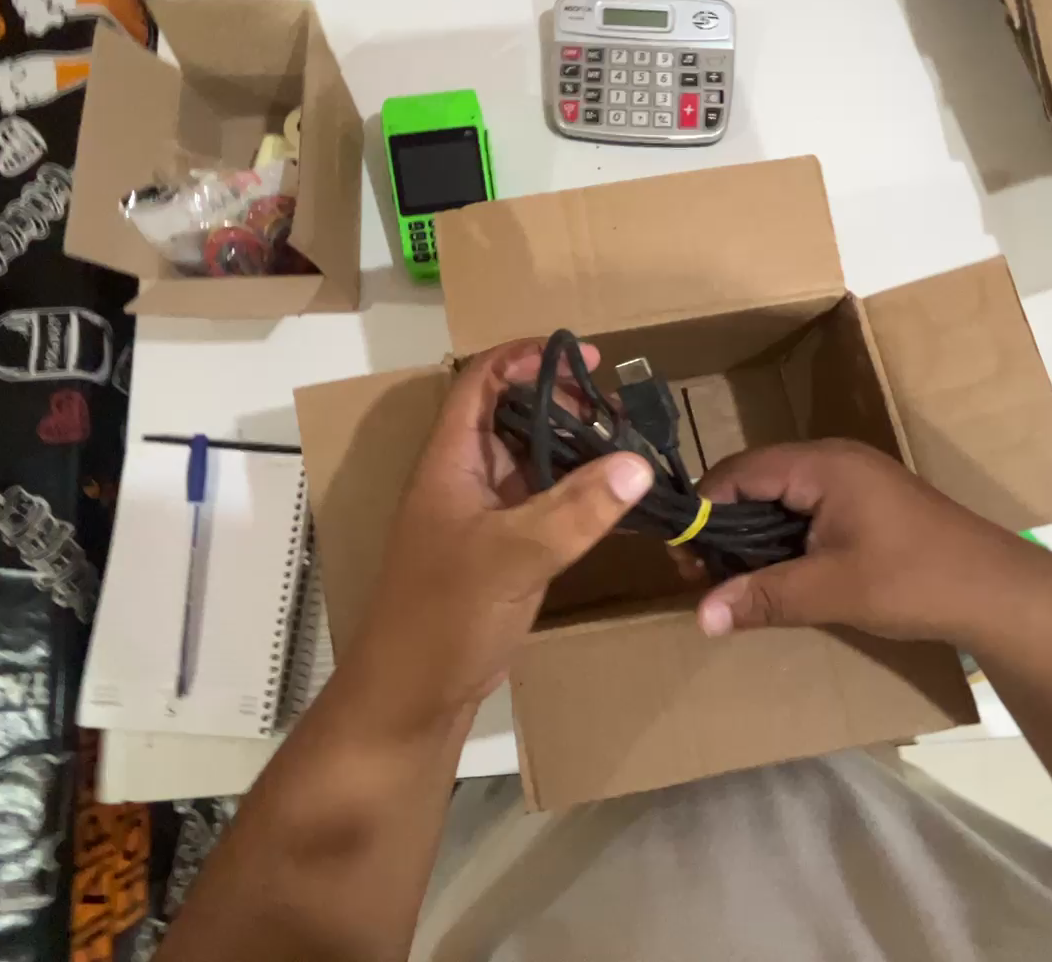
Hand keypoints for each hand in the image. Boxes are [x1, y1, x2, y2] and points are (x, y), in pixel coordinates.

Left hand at [345, 339, 653, 729]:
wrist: (413, 693)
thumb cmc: (443, 615)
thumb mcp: (511, 556)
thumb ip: (575, 510)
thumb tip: (638, 464)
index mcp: (451, 459)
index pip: (482, 380)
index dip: (528, 357)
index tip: (586, 357)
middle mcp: (466, 476)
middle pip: (513, 414)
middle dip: (565, 402)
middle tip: (618, 413)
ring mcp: (484, 513)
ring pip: (532, 459)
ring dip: (574, 448)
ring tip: (627, 448)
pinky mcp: (503, 546)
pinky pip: (544, 501)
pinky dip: (577, 492)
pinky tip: (615, 498)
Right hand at [693, 440, 1051, 643]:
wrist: (1001, 593)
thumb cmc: (916, 580)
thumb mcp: (832, 590)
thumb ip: (763, 597)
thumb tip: (700, 617)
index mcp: (821, 465)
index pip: (739, 472)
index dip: (705, 509)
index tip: (685, 555)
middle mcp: (833, 461)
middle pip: (756, 481)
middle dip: (724, 524)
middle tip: (703, 573)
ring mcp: (852, 480)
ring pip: (779, 497)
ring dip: (753, 534)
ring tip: (733, 577)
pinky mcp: (864, 503)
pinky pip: (805, 509)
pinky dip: (782, 538)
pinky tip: (777, 573)